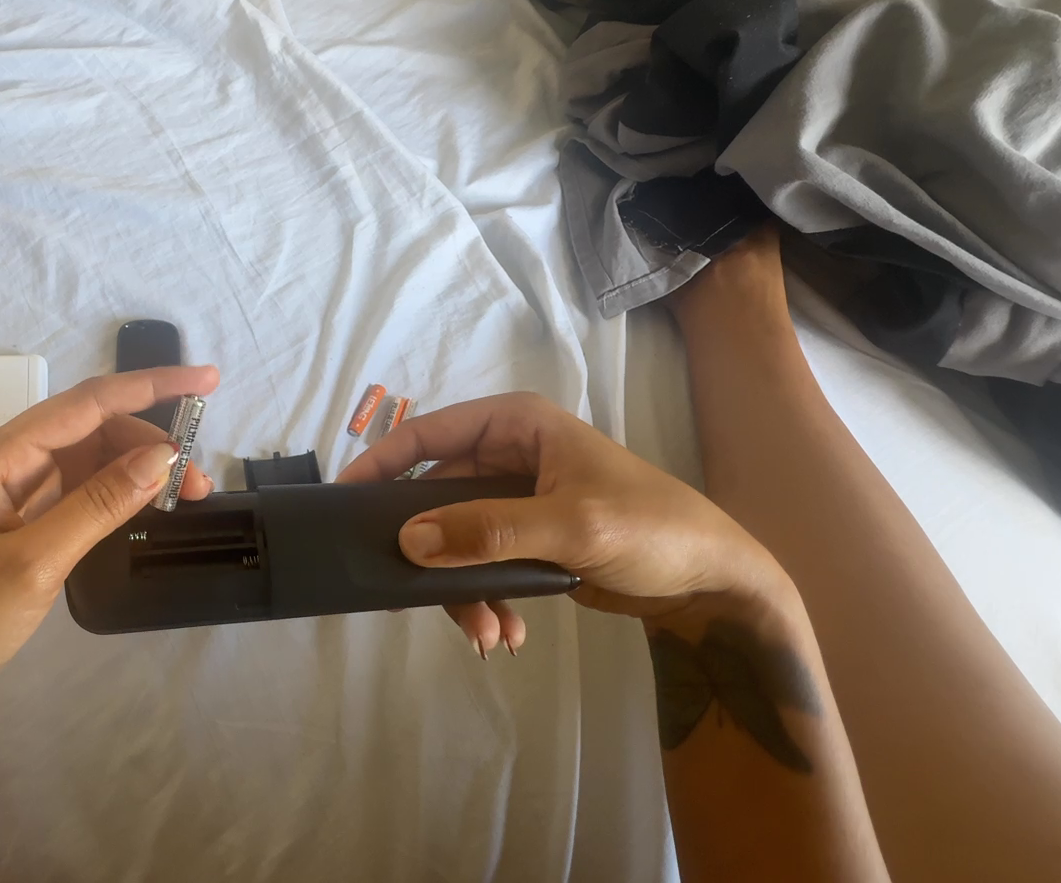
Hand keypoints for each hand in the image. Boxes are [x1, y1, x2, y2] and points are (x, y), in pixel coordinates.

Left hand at [0, 366, 218, 726]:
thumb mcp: (33, 562)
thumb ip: (98, 505)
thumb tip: (161, 457)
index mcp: (5, 455)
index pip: (90, 402)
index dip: (152, 386)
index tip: (206, 380)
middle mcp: (14, 462)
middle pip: (95, 427)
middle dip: (152, 441)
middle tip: (199, 480)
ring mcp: (21, 494)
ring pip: (93, 459)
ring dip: (140, 468)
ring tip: (186, 496)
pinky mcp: (29, 525)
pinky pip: (84, 491)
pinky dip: (120, 493)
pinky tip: (146, 506)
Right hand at [338, 393, 787, 655]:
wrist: (716, 585)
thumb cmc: (653, 529)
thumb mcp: (572, 525)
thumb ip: (488, 529)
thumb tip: (408, 541)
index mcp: (514, 424)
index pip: (427, 434)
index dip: (381, 462)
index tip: (343, 499)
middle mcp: (505, 454)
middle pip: (435, 496)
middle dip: (432, 551)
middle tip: (417, 594)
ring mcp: (512, 498)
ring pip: (453, 536)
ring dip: (460, 587)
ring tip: (485, 635)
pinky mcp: (521, 536)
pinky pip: (477, 561)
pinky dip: (482, 597)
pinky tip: (504, 633)